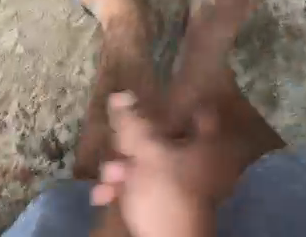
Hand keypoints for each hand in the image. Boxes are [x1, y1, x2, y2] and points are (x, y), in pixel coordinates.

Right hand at [89, 93, 249, 236]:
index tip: (157, 96)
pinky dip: (122, 189)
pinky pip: (141, 189)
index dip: (181, 102)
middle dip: (132, 141)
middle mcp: (194, 165)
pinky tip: (104, 195)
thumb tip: (119, 95)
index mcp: (201, 146)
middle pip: (163, 139)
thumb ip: (132, 123)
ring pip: (147, 165)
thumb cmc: (166, 193)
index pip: (200, 115)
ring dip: (121, 168)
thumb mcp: (148, 153)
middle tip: (116, 142)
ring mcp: (179, 189)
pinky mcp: (163, 210)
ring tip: (108, 177)